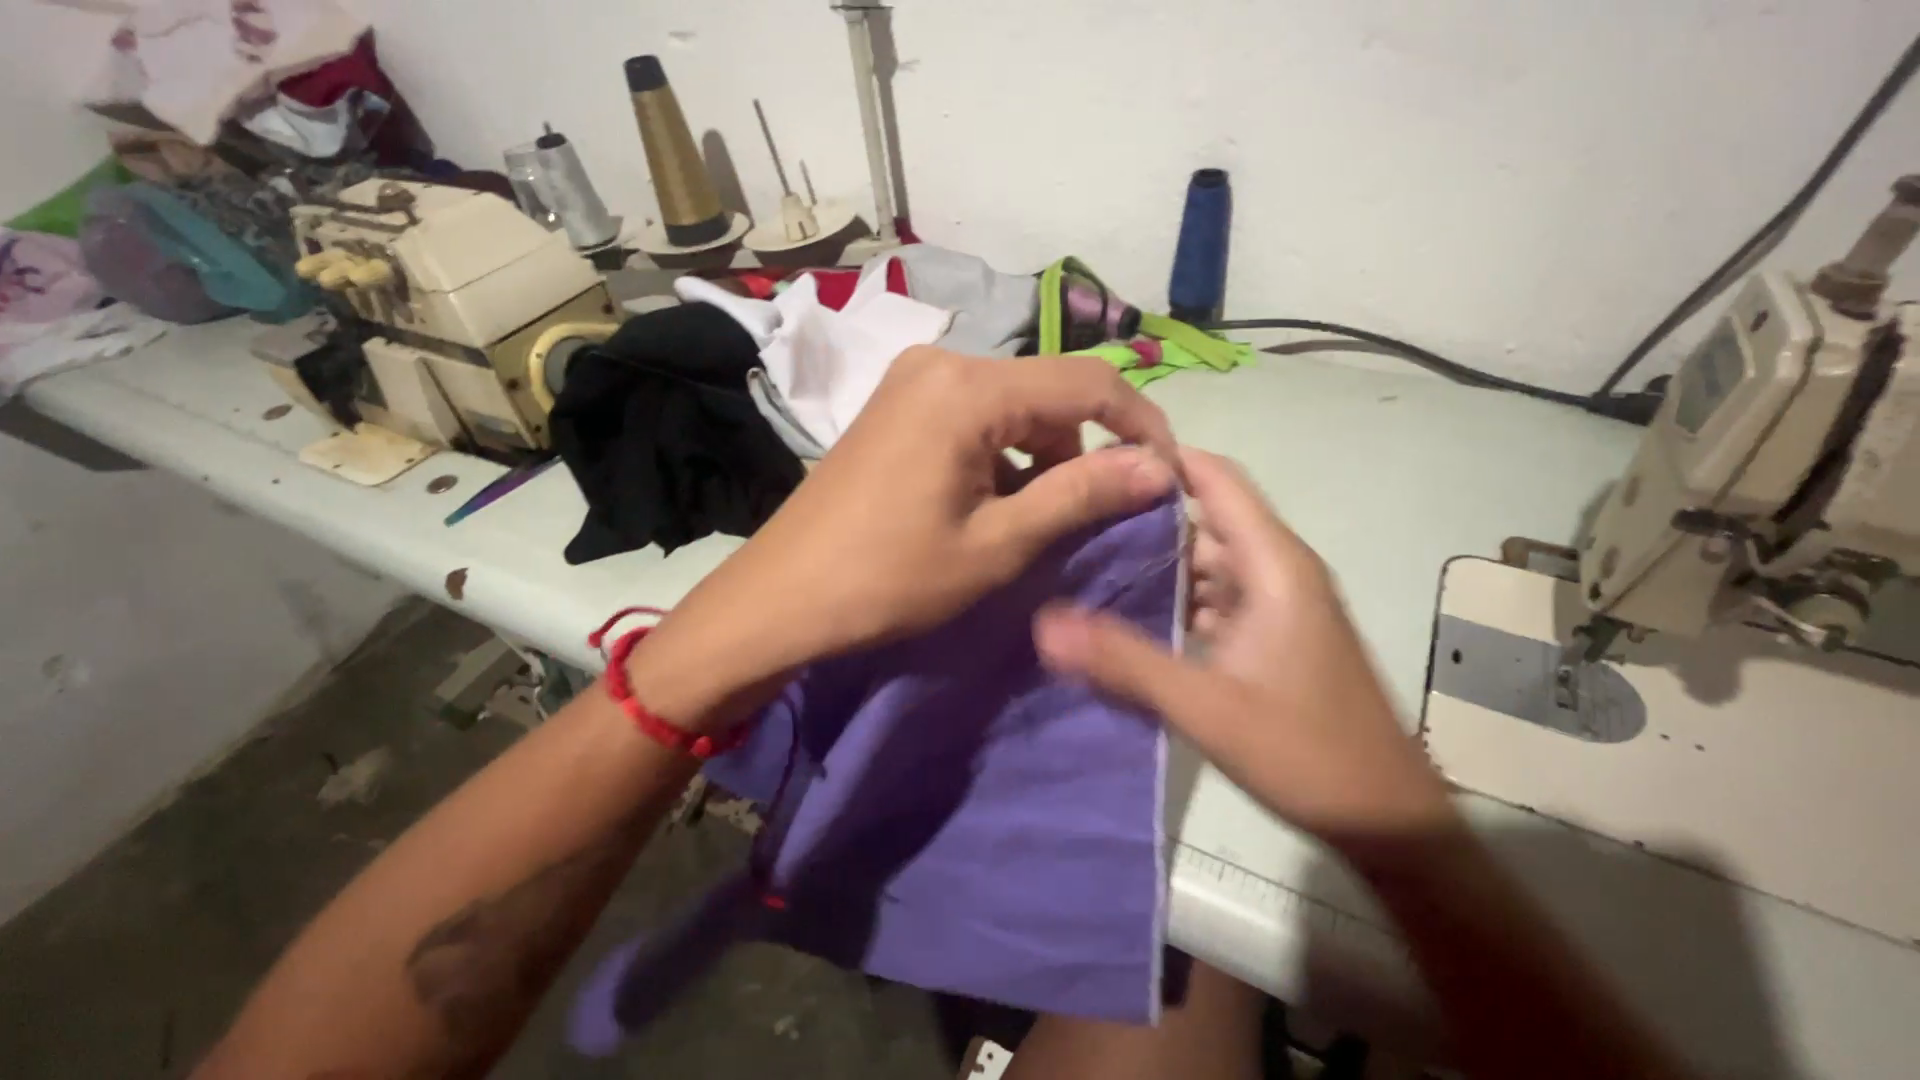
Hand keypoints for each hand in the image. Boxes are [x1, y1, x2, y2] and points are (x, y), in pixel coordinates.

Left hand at [630, 347, 1178, 730]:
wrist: (783, 597)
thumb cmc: (890, 578)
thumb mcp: (997, 543)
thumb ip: (1082, 495)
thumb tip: (1160, 469)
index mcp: (969, 387)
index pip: (1089, 382)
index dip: (1140, 426)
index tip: (1166, 476)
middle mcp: (943, 361)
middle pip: (1049, 390)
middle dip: (1084, 447)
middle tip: (1093, 515)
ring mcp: (913, 379)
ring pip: (1014, 404)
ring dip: (1043, 454)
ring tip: (1033, 521)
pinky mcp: (897, 403)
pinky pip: (974, 414)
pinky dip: (1002, 452)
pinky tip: (992, 503)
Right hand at [1034, 449, 1454, 851]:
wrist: (1385, 817)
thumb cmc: (1306, 751)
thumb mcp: (1207, 706)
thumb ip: (1125, 662)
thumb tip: (1044, 622)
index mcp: (1274, 565)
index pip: (1216, 479)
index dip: (1161, 460)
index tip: (1093, 463)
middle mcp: (1278, 572)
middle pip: (1204, 519)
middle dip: (1140, 517)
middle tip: (1067, 521)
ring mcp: (1278, 606)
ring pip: (1207, 563)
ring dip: (1152, 563)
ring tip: (1081, 565)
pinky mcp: (1273, 638)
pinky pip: (1215, 599)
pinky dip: (1173, 601)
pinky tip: (1125, 619)